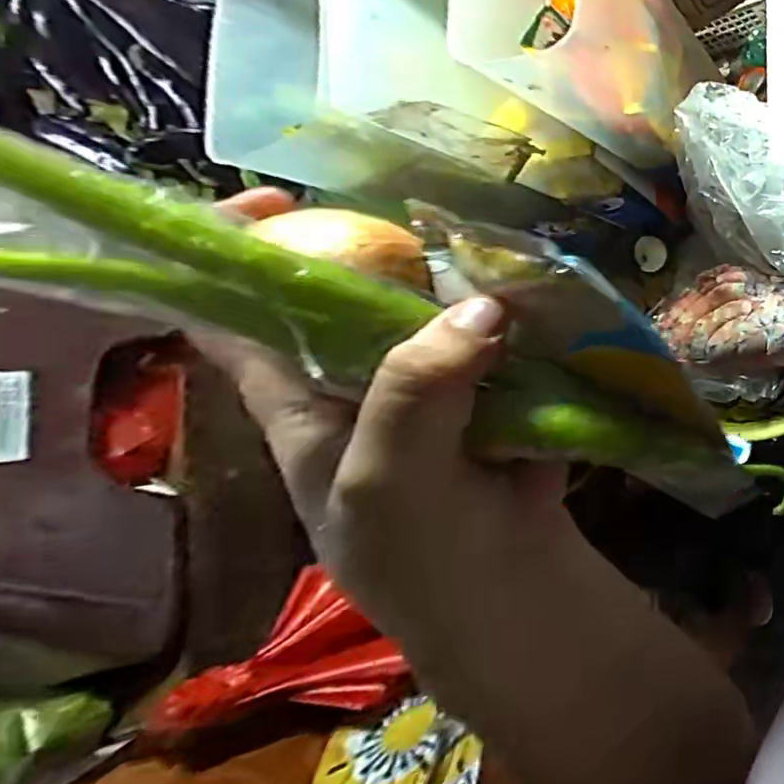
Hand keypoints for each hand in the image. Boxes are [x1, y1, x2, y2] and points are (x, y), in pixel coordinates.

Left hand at [199, 190, 571, 642]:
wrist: (510, 584)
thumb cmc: (419, 547)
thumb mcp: (387, 477)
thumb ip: (416, 390)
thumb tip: (485, 306)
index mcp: (301, 399)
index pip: (239, 315)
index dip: (236, 255)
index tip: (278, 199)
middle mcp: (366, 377)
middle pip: (360, 295)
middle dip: (389, 251)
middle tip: (435, 219)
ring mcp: (442, 379)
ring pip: (445, 312)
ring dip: (471, 281)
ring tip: (504, 245)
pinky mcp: (505, 386)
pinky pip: (511, 337)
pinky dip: (527, 314)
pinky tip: (547, 289)